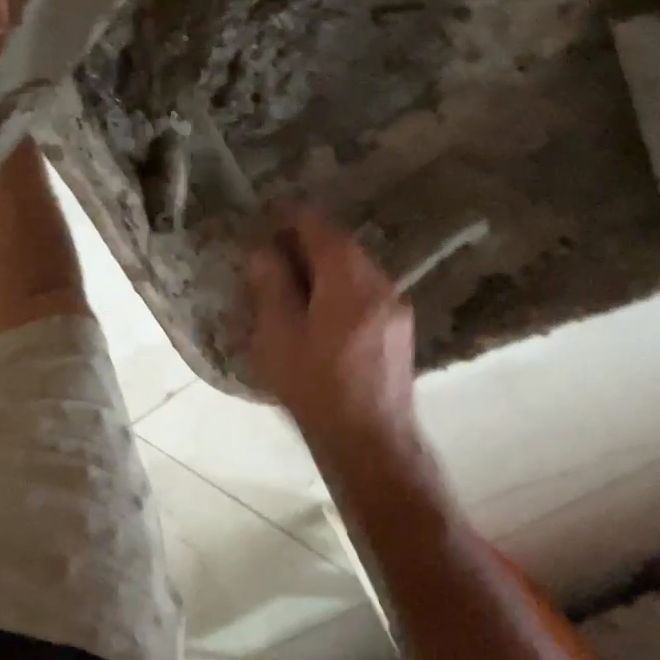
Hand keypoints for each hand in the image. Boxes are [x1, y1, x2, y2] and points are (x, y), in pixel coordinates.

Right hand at [246, 205, 417, 446]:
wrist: (369, 441)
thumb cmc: (314, 383)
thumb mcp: (277, 332)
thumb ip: (270, 284)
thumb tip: (264, 251)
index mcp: (350, 282)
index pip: (322, 228)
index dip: (290, 218)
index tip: (262, 222)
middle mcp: (381, 286)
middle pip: (341, 246)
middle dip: (303, 243)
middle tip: (266, 253)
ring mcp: (396, 309)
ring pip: (353, 269)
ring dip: (320, 266)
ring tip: (284, 282)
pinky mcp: (398, 331)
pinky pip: (363, 291)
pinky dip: (336, 286)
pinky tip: (313, 309)